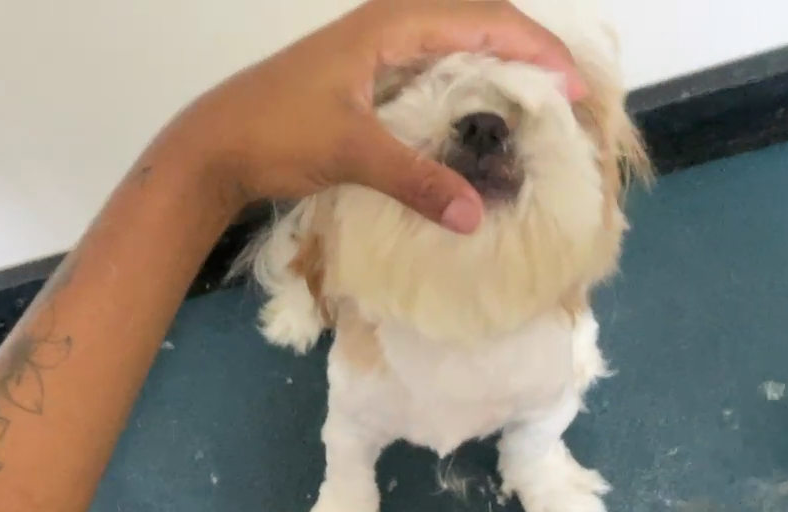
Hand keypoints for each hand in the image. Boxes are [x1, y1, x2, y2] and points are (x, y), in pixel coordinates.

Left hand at [158, 0, 582, 234]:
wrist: (213, 147)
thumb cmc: (275, 134)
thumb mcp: (351, 153)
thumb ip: (414, 179)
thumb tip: (474, 215)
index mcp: (393, 24)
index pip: (487, 21)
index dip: (537, 52)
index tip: (575, 88)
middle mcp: (388, 28)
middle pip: (476, 30)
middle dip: (522, 61)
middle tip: (559, 103)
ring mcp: (371, 57)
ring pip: (449, 57)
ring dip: (488, 81)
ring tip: (525, 118)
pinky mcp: (358, 87)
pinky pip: (422, 83)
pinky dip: (452, 103)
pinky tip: (465, 134)